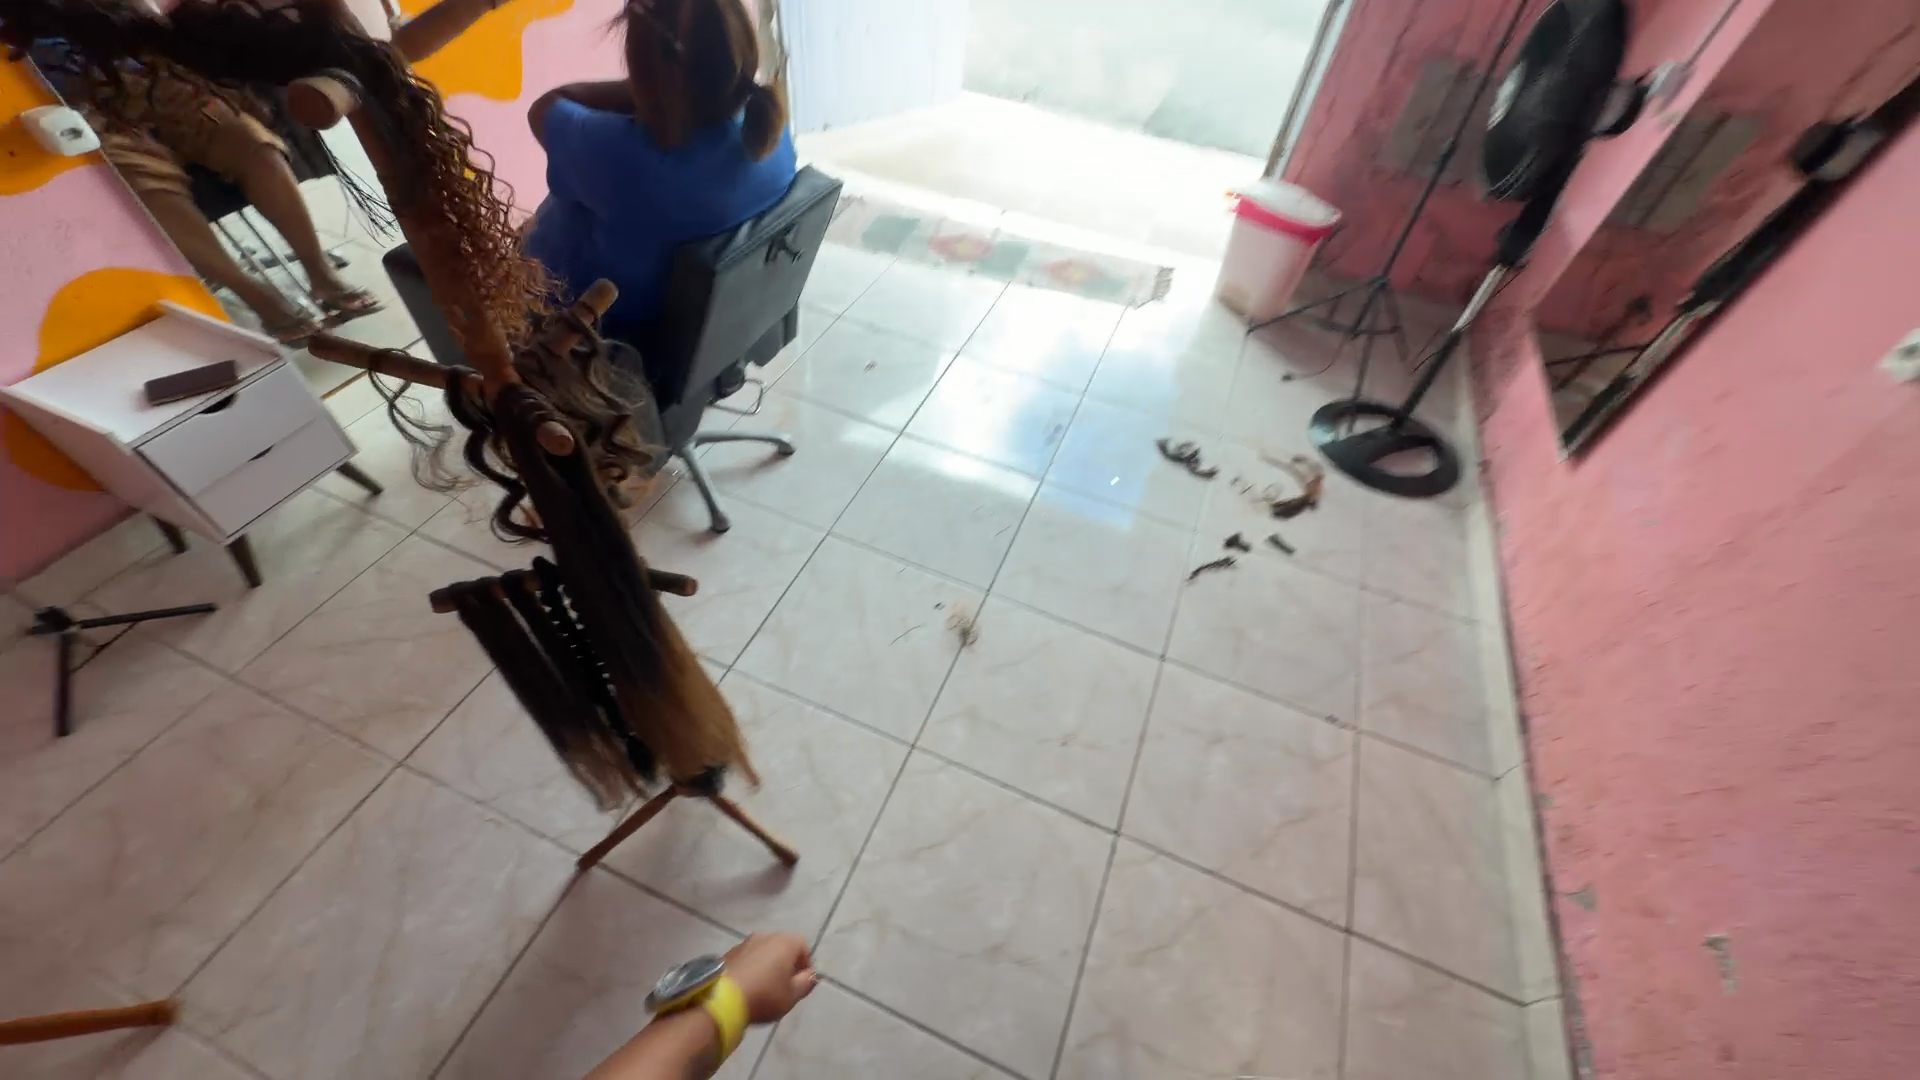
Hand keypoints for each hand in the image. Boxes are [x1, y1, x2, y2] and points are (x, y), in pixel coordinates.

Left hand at [724, 933, 817, 1023]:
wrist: (722, 1000)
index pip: (804, 948)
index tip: (800, 985)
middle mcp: (767, 935)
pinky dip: (751, 967)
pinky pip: (747, 958)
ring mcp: (746, 942)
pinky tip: (747, 986)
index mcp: (787, 941)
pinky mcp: (729, 952)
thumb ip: (806, 983)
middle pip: (784, 947)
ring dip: (767, 965)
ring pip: (764, 951)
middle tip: (783, 986)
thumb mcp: (792, 996)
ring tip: (763, 988)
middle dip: (786, 964)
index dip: (805, 967)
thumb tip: (810, 975)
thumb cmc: (764, 995)